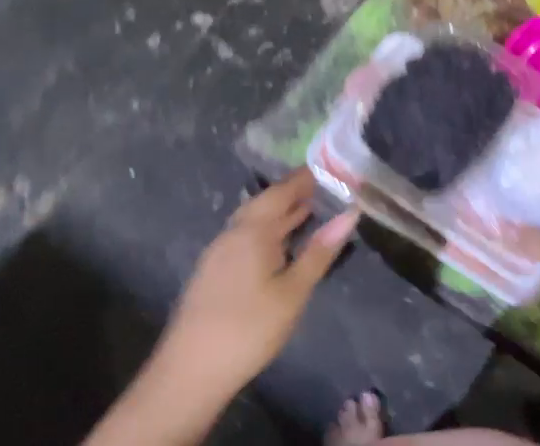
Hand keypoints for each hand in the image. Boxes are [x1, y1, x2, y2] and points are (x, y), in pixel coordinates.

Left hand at [153, 170, 357, 399]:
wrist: (190, 372)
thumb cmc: (249, 328)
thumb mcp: (293, 292)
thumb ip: (320, 251)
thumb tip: (349, 213)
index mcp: (253, 230)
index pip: (283, 191)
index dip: (306, 178)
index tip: (332, 166)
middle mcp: (233, 232)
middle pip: (265, 202)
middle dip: (293, 193)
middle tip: (325, 188)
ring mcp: (218, 252)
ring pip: (253, 220)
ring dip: (279, 212)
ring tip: (309, 211)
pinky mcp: (212, 272)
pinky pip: (244, 237)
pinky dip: (266, 230)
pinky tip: (279, 245)